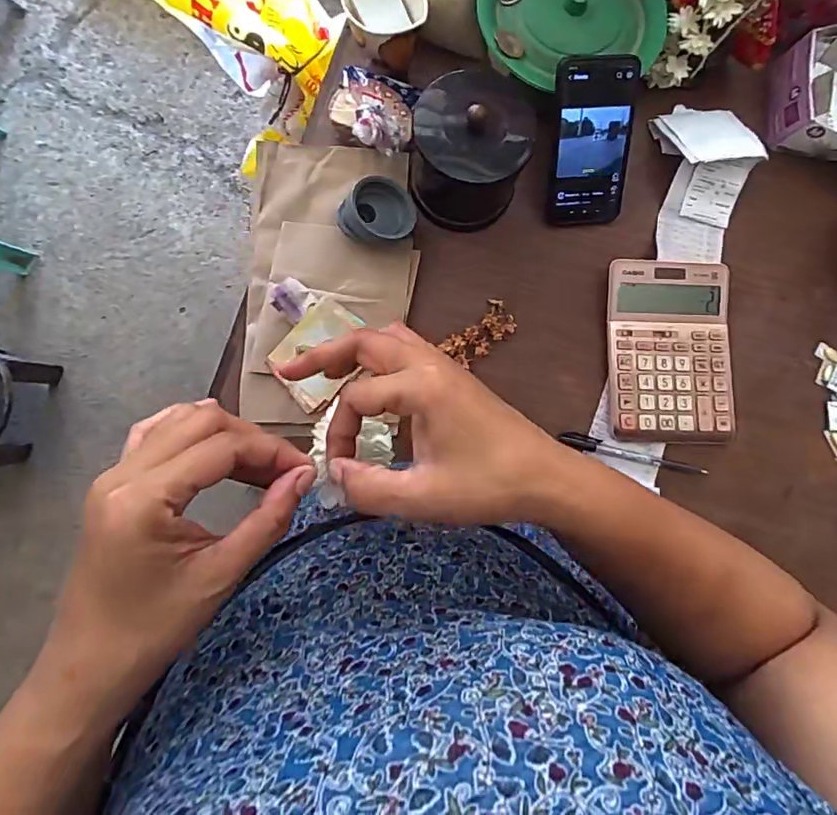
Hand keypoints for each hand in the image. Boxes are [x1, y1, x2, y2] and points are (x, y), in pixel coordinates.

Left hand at [39, 401, 313, 718]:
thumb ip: (267, 520)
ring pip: (178, 420)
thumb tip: (303, 476)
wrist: (88, 670)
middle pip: (201, 421)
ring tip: (258, 463)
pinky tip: (213, 446)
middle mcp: (122, 473)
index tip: (303, 469)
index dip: (270, 450)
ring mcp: (111, 475)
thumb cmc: (153, 632)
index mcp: (144, 497)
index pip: (221, 447)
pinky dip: (190, 431)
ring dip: (224, 432)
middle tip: (284, 469)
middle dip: (251, 438)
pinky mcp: (111, 484)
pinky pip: (154, 434)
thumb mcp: (219, 576)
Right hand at [274, 324, 581, 524]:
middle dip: (323, 353)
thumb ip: (370, 489)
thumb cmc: (489, 486)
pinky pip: (406, 350)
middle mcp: (429, 364)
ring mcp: (444, 365)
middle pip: (365, 342)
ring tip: (326, 370)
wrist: (545, 477)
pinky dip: (377, 357)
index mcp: (421, 386)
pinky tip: (371, 383)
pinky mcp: (453, 375)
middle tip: (290, 371)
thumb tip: (334, 474)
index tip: (338, 467)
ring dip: (353, 350)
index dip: (337, 433)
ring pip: (388, 338)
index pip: (356, 399)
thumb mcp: (424, 498)